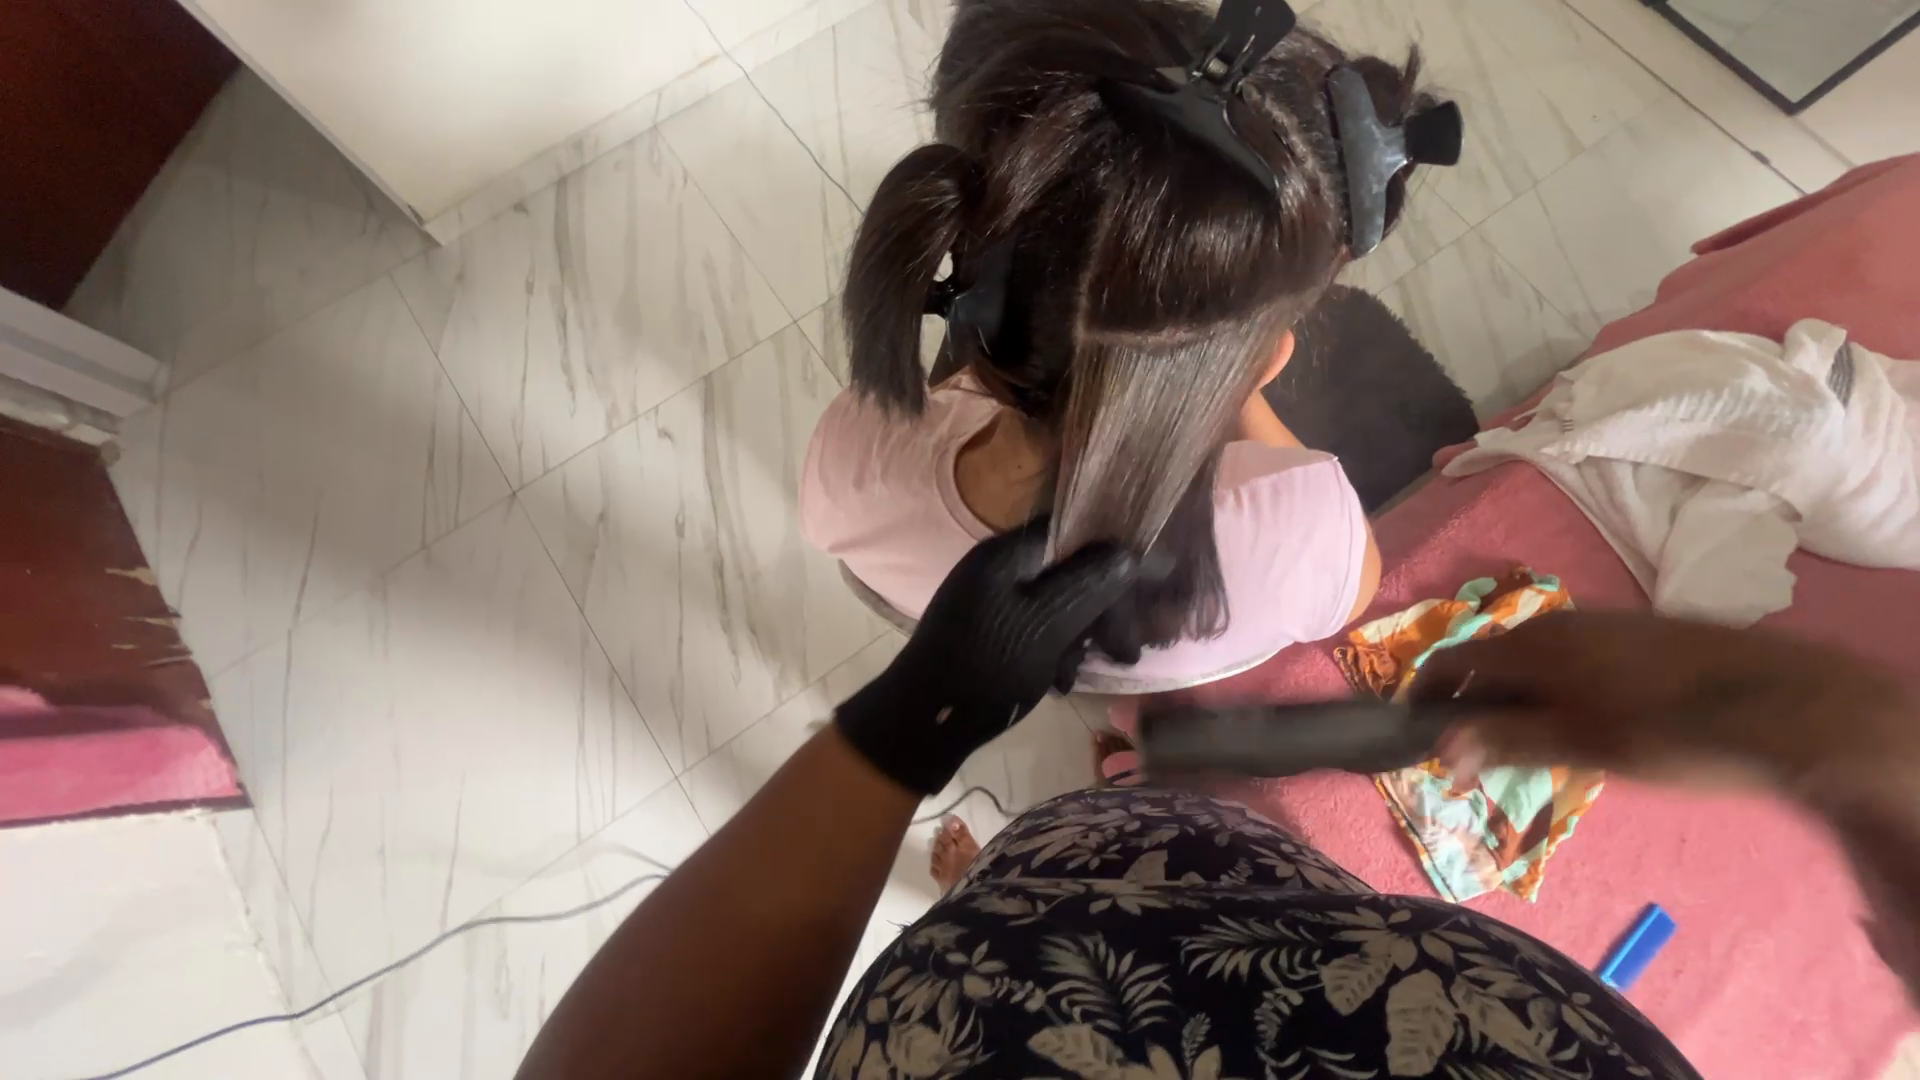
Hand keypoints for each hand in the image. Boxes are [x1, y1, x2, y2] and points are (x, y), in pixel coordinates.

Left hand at [835, 520, 1138, 793]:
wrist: (923, 721)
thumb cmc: (988, 666)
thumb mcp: (1049, 624)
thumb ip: (1090, 582)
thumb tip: (1129, 550)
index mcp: (1007, 552)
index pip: (1075, 532)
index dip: (1116, 557)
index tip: (1149, 587)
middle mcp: (996, 566)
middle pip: (1068, 571)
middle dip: (1103, 610)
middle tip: (1128, 650)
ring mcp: (988, 598)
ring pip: (1055, 603)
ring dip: (1080, 635)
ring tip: (1084, 672)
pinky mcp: (986, 629)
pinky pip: (1033, 626)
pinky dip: (1053, 649)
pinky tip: (1059, 680)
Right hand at [1412, 611, 1915, 798]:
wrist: (1797, 706)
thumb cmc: (1670, 731)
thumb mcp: (1579, 746)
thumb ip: (1502, 742)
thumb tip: (1437, 751)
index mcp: (1528, 647)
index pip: (1450, 661)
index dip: (1425, 693)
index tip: (1418, 726)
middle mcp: (1553, 623)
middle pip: (1490, 659)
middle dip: (1474, 700)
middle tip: (1481, 745)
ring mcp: (1599, 622)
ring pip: (1532, 657)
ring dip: (1516, 692)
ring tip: (1537, 736)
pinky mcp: (1638, 630)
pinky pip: (1571, 653)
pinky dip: (1554, 682)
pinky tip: (1591, 714)